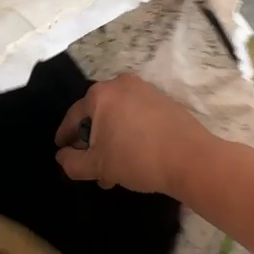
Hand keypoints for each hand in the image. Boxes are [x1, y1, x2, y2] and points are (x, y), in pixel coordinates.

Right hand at [53, 74, 218, 197]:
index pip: (73, 116)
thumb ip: (72, 162)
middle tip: (91, 166)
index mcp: (100, 95)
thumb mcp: (98, 166)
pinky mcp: (164, 100)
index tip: (62, 150)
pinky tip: (135, 156)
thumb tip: (62, 156)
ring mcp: (145, 90)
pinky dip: (130, 132)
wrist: (192, 159)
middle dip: (92, 142)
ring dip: (112, 140)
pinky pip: (137, 115)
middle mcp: (121, 84)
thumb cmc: (137, 159)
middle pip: (97, 115)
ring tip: (114, 169)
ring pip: (118, 116)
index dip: (65, 136)